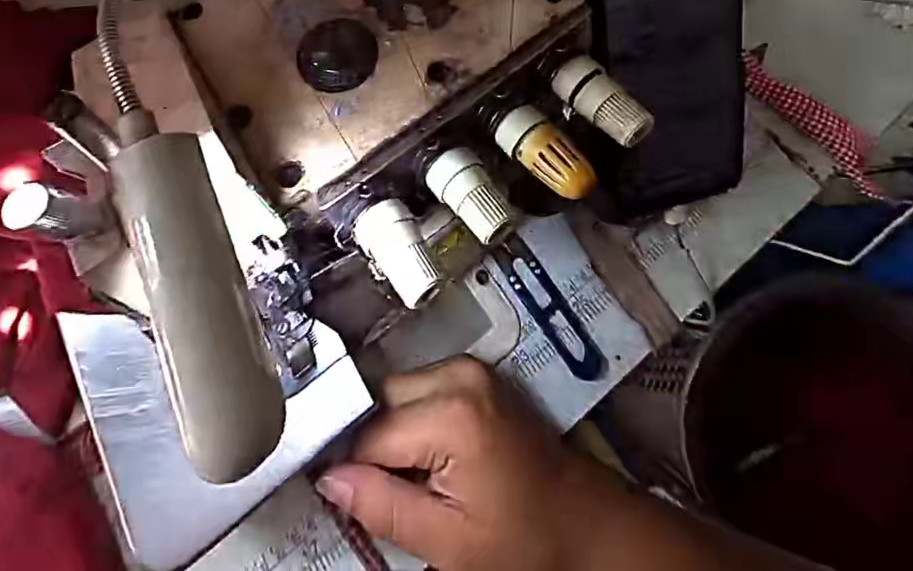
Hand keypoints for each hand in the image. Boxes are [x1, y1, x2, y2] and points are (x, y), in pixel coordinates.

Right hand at [318, 356, 819, 570]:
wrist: (584, 520)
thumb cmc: (523, 540)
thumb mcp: (448, 543)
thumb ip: (382, 507)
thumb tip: (328, 480)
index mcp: (451, 414)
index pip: (370, 434)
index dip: (350, 467)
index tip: (337, 494)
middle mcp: (457, 375)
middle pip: (380, 402)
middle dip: (370, 445)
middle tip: (380, 491)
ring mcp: (467, 369)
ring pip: (395, 392)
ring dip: (390, 431)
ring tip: (412, 476)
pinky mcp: (472, 373)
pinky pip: (418, 389)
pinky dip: (410, 420)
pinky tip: (428, 456)